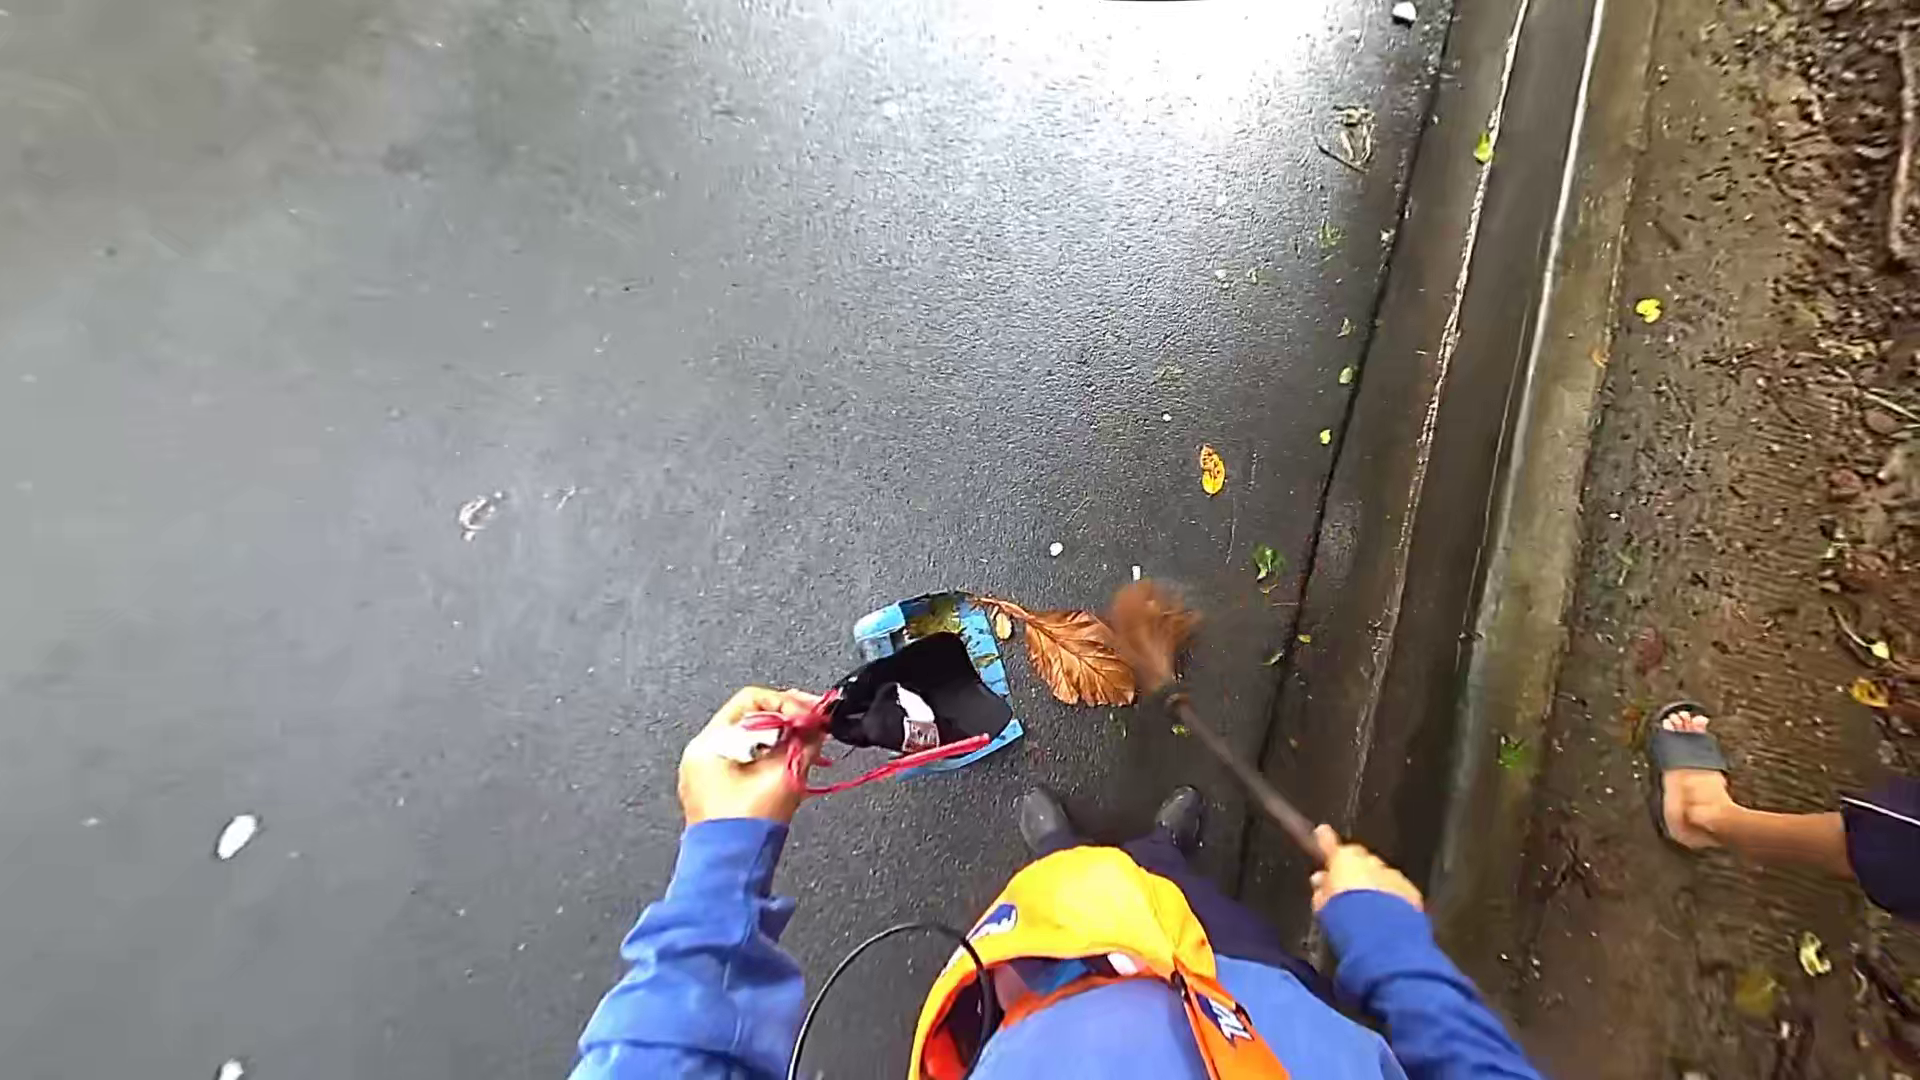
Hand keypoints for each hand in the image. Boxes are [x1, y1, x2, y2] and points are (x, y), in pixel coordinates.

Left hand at [679, 687, 824, 825]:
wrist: (731, 874)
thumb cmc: (748, 829)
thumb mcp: (786, 775)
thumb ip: (805, 743)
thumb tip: (818, 726)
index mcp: (710, 743)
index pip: (753, 700)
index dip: (788, 702)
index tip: (812, 713)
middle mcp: (703, 753)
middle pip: (752, 717)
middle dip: (788, 718)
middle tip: (815, 723)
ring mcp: (708, 772)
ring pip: (752, 737)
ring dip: (783, 736)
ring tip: (809, 741)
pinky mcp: (718, 789)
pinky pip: (748, 756)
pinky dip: (772, 753)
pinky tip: (793, 759)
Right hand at [1309, 825, 1423, 912]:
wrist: (1378, 932)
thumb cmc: (1343, 913)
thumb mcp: (1322, 902)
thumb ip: (1322, 888)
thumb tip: (1321, 882)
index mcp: (1341, 858)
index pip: (1329, 841)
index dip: (1325, 838)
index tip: (1322, 831)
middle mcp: (1366, 860)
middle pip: (1359, 859)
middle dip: (1356, 869)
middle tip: (1351, 887)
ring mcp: (1390, 874)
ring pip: (1381, 874)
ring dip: (1376, 884)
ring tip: (1372, 905)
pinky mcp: (1410, 892)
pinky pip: (1400, 891)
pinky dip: (1395, 898)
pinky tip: (1391, 914)